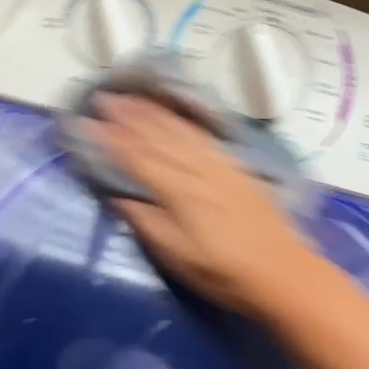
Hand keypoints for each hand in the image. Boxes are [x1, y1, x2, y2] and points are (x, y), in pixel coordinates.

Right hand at [79, 93, 327, 318]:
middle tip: (102, 97)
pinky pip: (201, 133)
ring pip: (177, 129)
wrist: (283, 272)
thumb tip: (117, 196)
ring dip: (150, 111)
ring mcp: (217, 163)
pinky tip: (172, 113)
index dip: (108, 138)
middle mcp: (195, 168)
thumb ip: (145, 222)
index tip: (85, 123)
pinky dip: (181, 119)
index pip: (135, 157)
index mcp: (177, 190)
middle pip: (155, 135)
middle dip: (126, 115)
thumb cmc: (223, 272)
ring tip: (129, 95)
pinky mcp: (234, 165)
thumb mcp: (176, 256)